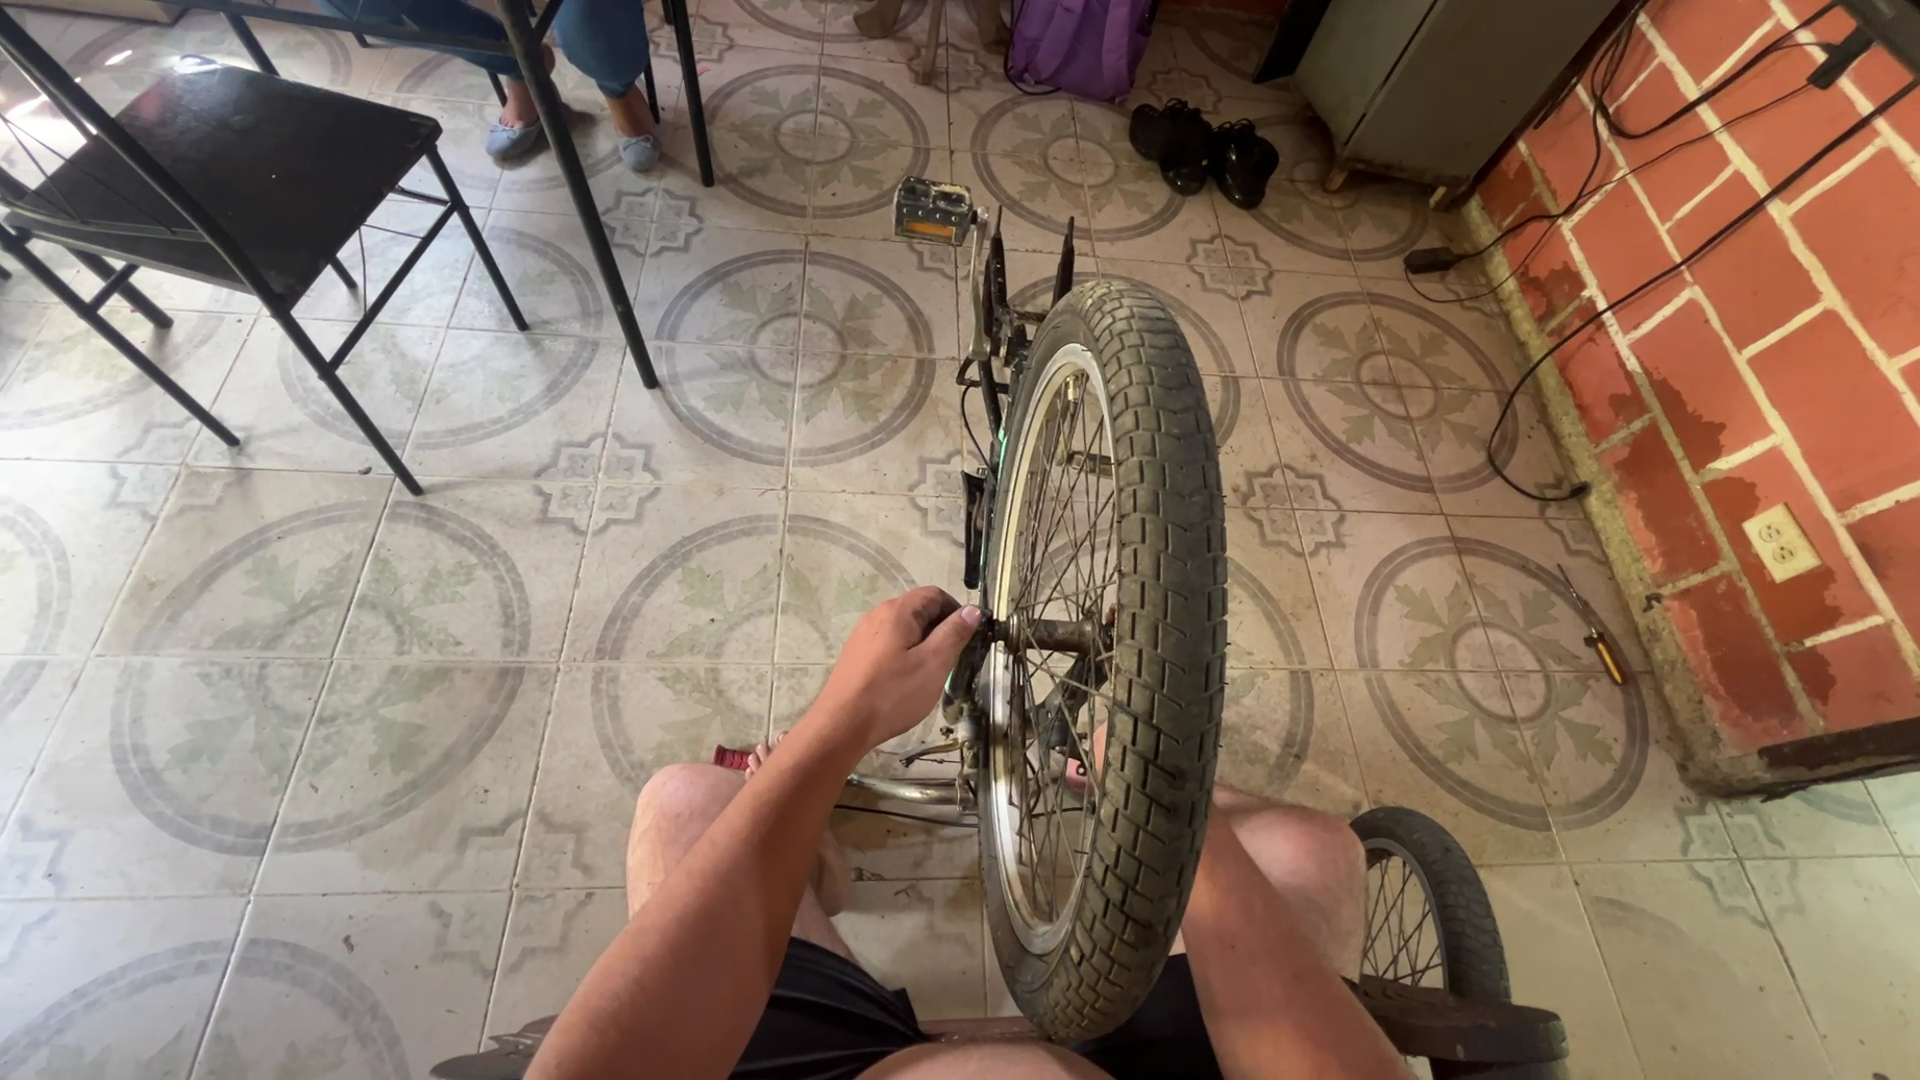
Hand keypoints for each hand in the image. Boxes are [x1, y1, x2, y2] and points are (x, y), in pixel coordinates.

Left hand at [808, 587, 981, 750]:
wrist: (841, 725)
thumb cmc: (892, 694)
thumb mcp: (933, 664)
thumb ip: (954, 633)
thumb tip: (972, 609)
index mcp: (897, 611)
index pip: (934, 594)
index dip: (956, 610)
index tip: (967, 637)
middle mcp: (877, 615)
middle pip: (918, 610)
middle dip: (940, 629)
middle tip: (951, 659)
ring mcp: (863, 635)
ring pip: (903, 629)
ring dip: (923, 644)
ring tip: (930, 673)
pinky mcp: (856, 654)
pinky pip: (888, 644)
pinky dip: (904, 655)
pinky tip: (905, 681)